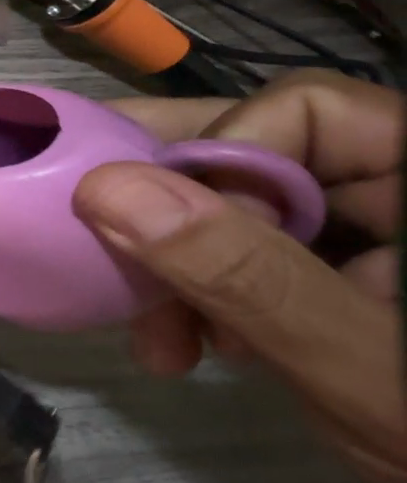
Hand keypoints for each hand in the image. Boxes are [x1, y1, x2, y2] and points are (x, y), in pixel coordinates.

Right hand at [75, 71, 405, 482]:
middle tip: (113, 259)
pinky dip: (201, 291)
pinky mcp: (342, 271)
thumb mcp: (366, 371)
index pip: (304, 111)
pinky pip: (243, 249)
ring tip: (160, 333)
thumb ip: (249, 275)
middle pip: (257, 150)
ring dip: (176, 264)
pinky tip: (190, 344)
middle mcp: (400, 187)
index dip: (224, 160)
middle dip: (174, 213)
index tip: (172, 240)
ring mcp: (373, 231)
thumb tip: (106, 188)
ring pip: (234, 204)